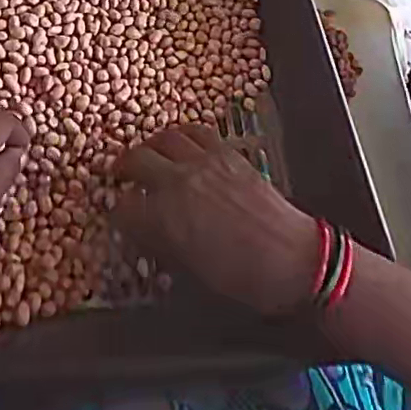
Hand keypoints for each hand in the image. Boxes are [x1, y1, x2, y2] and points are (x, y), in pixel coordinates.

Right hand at [113, 123, 318, 315]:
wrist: (293, 260)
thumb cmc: (242, 278)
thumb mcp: (192, 270)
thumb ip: (162, 243)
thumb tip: (145, 230)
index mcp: (163, 218)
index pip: (124, 206)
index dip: (118, 210)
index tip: (120, 213)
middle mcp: (177, 183)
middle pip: (135, 161)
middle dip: (123, 168)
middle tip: (121, 174)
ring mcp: (201, 162)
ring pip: (162, 138)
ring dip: (149, 146)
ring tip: (148, 154)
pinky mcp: (224, 153)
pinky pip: (194, 131)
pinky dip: (181, 135)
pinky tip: (179, 142)